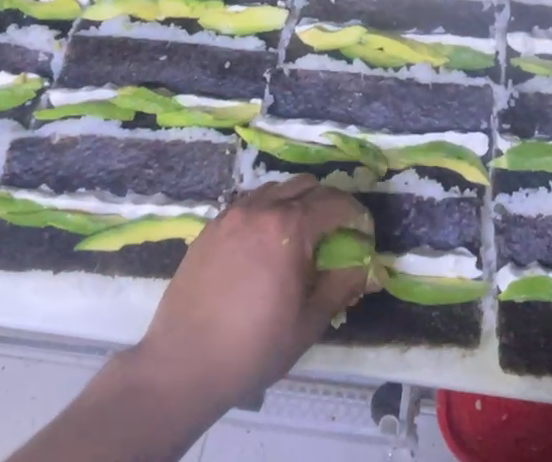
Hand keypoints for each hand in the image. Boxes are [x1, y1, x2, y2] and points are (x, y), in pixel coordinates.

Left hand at [128, 175, 375, 410]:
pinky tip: (267, 242)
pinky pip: (248, 204)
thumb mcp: (309, 321)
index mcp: (289, 227)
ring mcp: (230, 216)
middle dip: (329, 203)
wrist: (183, 365)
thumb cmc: (254, 347)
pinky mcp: (209, 229)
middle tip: (338, 233)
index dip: (357, 216)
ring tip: (302, 235)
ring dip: (296, 202)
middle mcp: (260, 209)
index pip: (336, 203)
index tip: (364, 235)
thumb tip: (367, 268)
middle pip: (306, 186)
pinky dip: (267, 211)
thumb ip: (343, 285)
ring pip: (275, 189)